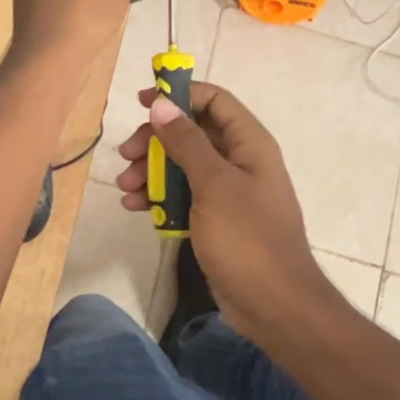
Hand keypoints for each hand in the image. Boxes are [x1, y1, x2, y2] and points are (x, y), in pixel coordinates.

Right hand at [114, 83, 336, 336]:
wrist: (273, 304)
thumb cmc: (247, 239)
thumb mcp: (213, 185)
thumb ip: (187, 142)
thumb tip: (162, 104)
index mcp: (249, 145)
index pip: (214, 101)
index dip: (179, 94)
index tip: (142, 102)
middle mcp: (240, 162)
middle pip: (192, 133)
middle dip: (156, 140)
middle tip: (126, 154)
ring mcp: (227, 192)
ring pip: (183, 166)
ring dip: (151, 171)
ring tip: (126, 188)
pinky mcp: (215, 220)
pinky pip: (183, 196)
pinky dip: (160, 198)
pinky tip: (137, 208)